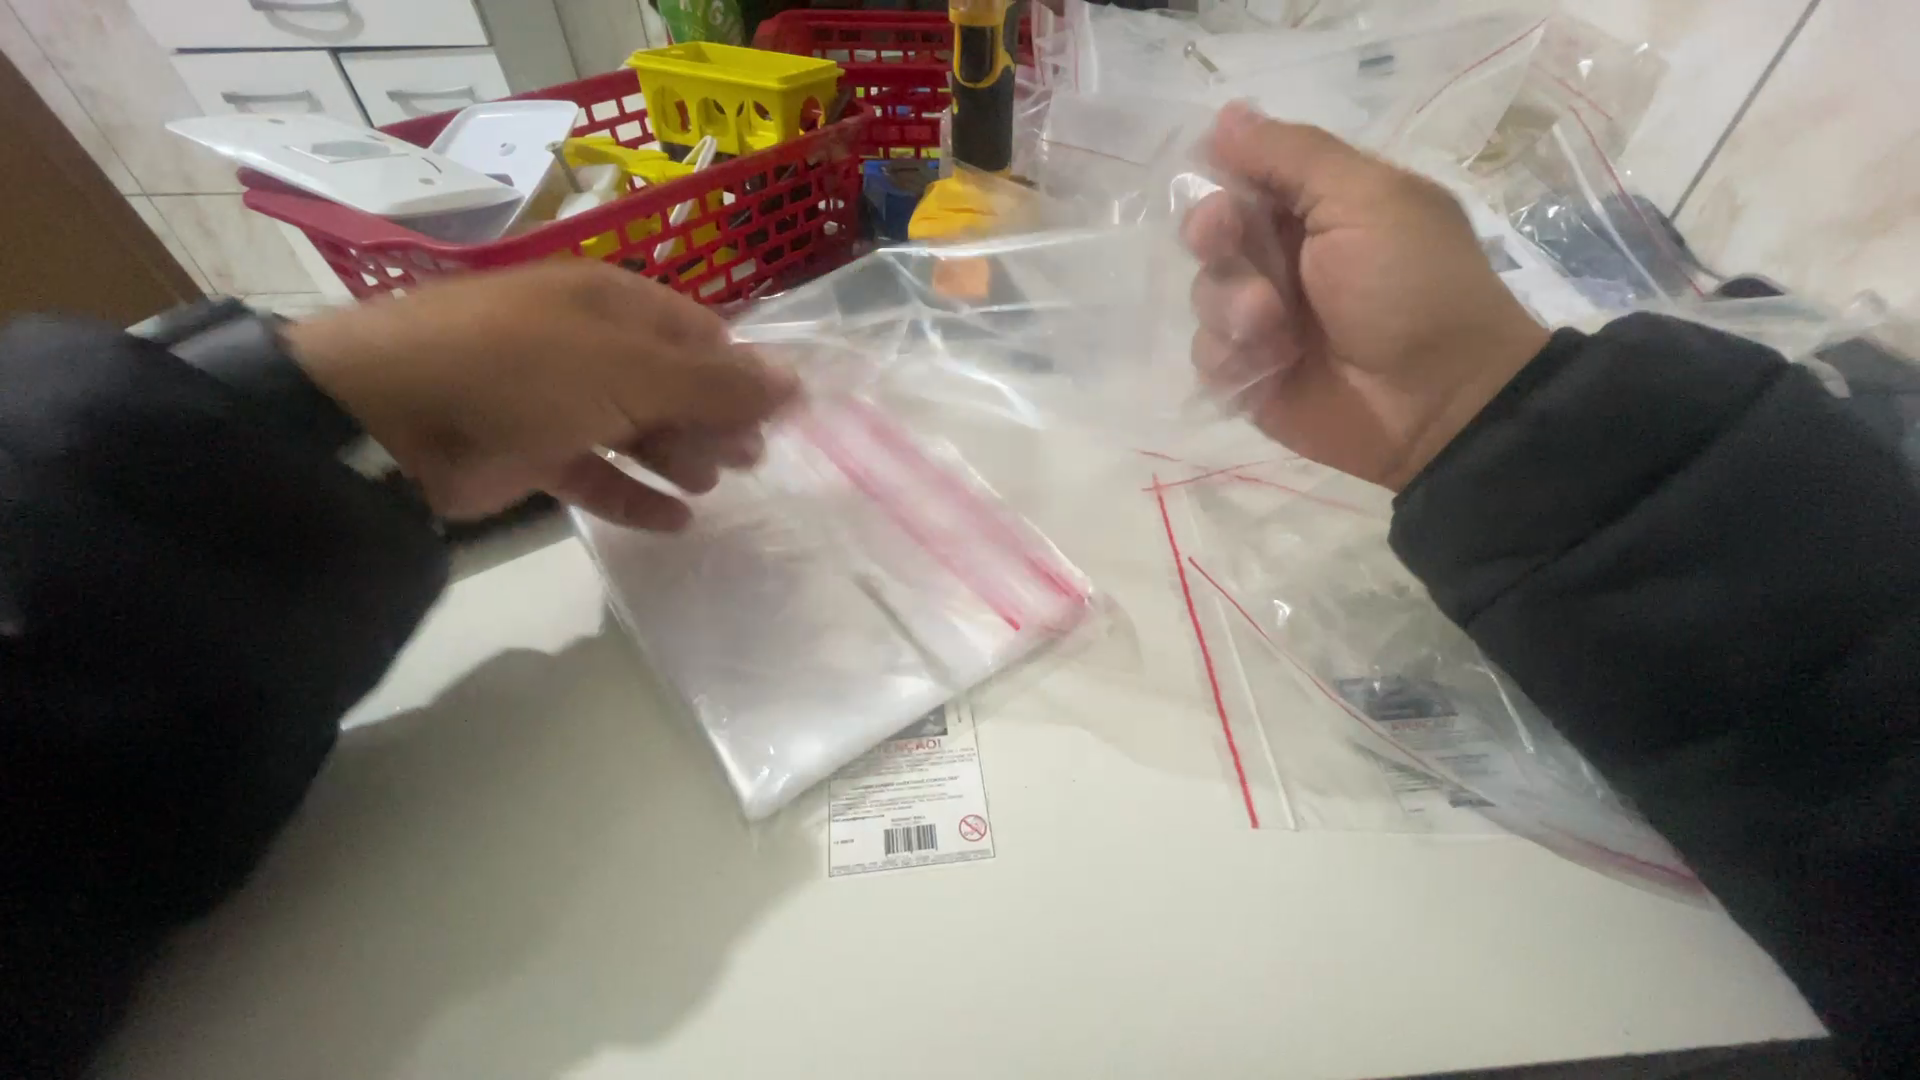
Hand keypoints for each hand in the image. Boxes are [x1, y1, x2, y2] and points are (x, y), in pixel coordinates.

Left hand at [286, 261, 795, 529]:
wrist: (386, 420)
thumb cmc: (526, 373)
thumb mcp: (633, 373)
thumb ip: (717, 384)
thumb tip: (794, 383)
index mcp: (614, 304)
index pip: (701, 335)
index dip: (742, 375)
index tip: (774, 419)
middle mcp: (589, 344)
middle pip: (674, 384)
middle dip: (715, 422)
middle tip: (746, 461)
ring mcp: (558, 398)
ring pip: (640, 428)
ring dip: (679, 457)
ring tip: (706, 486)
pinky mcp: (533, 449)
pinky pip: (600, 473)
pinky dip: (635, 496)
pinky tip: (675, 523)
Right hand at [1183, 103, 1550, 490]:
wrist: (1434, 400)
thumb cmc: (1411, 287)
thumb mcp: (1368, 199)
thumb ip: (1294, 157)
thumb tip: (1225, 116)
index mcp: (1316, 209)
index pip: (1242, 180)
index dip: (1222, 182)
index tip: (1224, 189)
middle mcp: (1282, 260)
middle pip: (1209, 236)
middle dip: (1214, 239)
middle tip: (1228, 244)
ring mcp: (1262, 321)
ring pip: (1204, 297)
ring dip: (1231, 307)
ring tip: (1276, 329)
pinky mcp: (1247, 375)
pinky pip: (1207, 356)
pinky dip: (1232, 358)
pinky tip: (1269, 366)